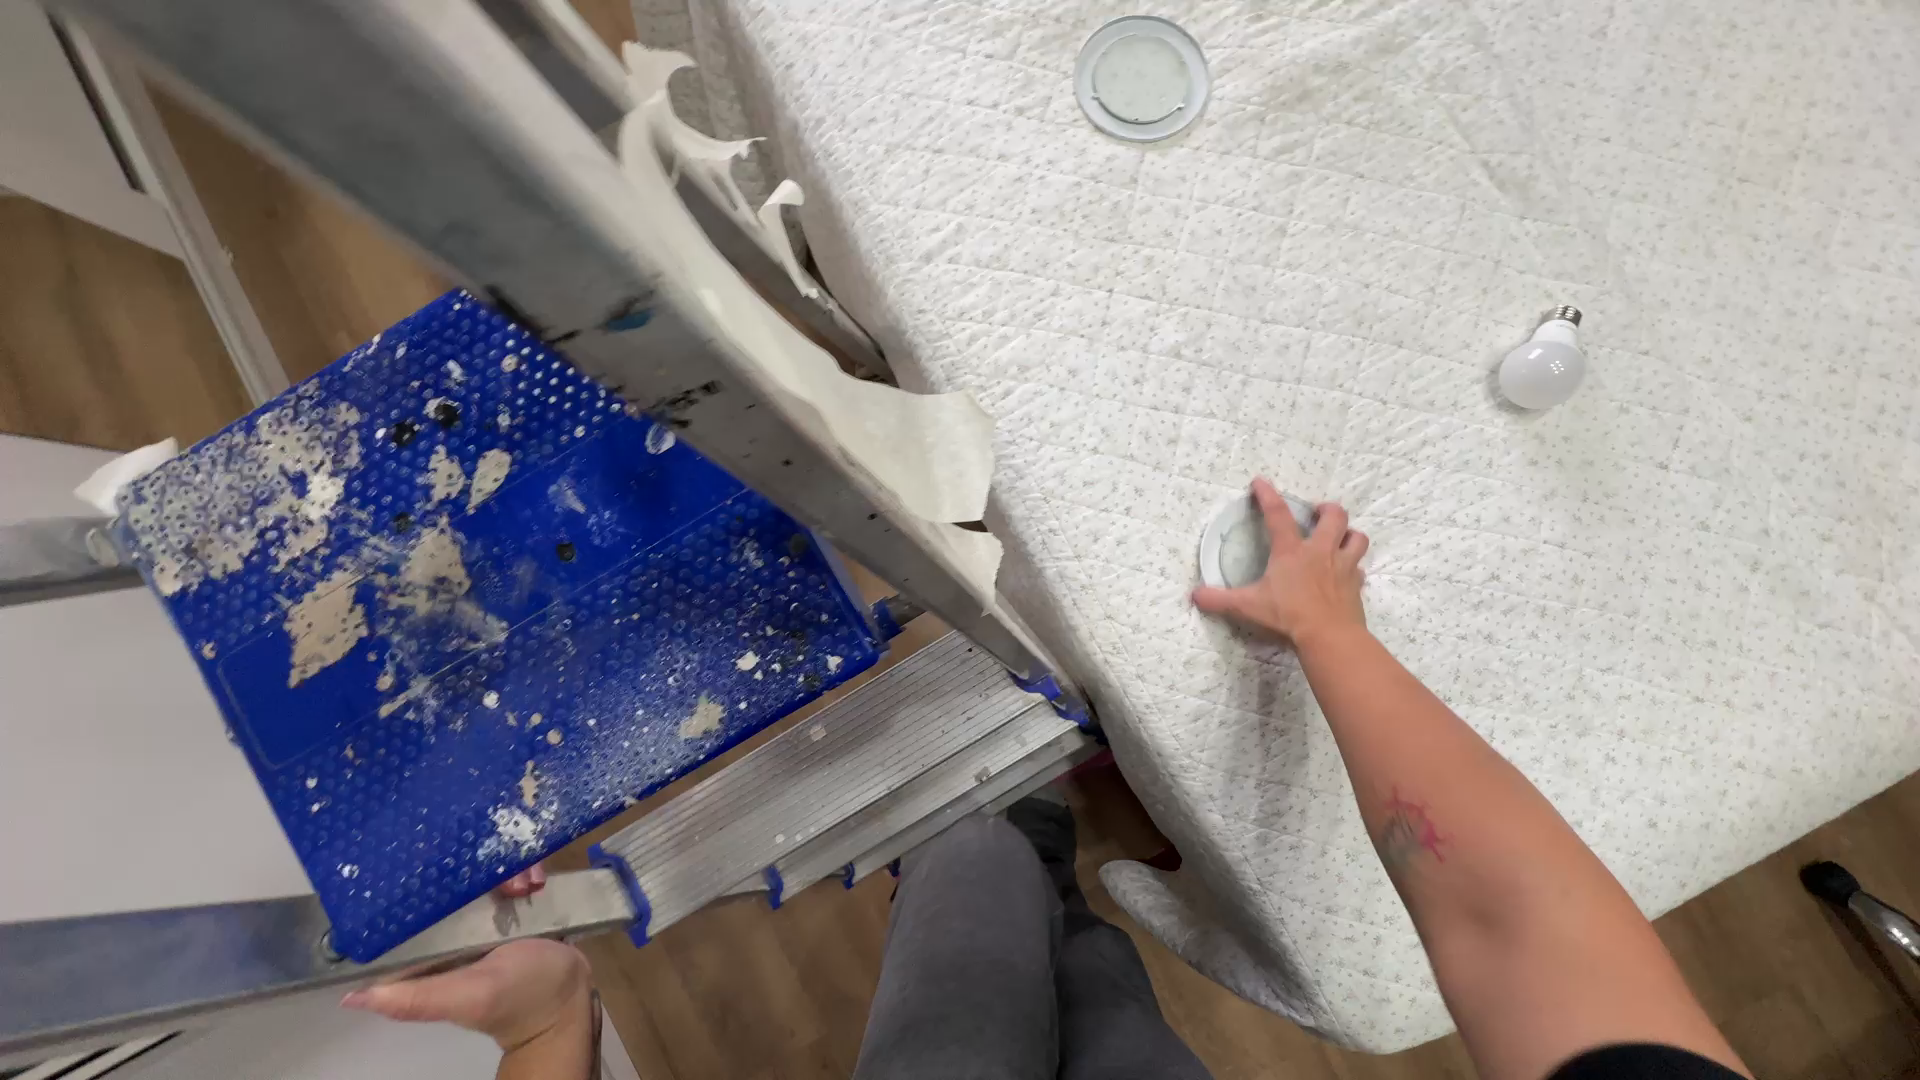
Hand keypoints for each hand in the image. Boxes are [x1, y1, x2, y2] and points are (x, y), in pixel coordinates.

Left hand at [341, 866, 591, 1051]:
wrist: (570, 996)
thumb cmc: (520, 995)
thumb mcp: (470, 996)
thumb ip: (418, 997)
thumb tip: (350, 998)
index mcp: (435, 952)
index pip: (421, 908)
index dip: (433, 885)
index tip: (457, 871)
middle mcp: (457, 932)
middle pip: (460, 884)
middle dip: (487, 873)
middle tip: (513, 884)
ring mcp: (491, 918)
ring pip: (494, 875)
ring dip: (514, 872)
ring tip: (531, 884)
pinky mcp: (520, 908)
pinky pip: (518, 877)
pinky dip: (530, 873)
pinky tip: (540, 882)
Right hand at [1191, 477, 1368, 647]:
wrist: (1330, 635)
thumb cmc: (1288, 615)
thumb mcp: (1247, 606)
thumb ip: (1219, 599)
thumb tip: (1195, 595)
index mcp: (1291, 551)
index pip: (1277, 515)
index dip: (1267, 495)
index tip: (1260, 482)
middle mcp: (1320, 552)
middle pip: (1335, 517)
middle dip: (1327, 510)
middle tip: (1317, 512)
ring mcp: (1343, 567)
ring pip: (1357, 537)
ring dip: (1349, 533)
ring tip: (1339, 536)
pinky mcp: (1356, 585)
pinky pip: (1359, 569)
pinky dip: (1353, 567)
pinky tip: (1344, 573)